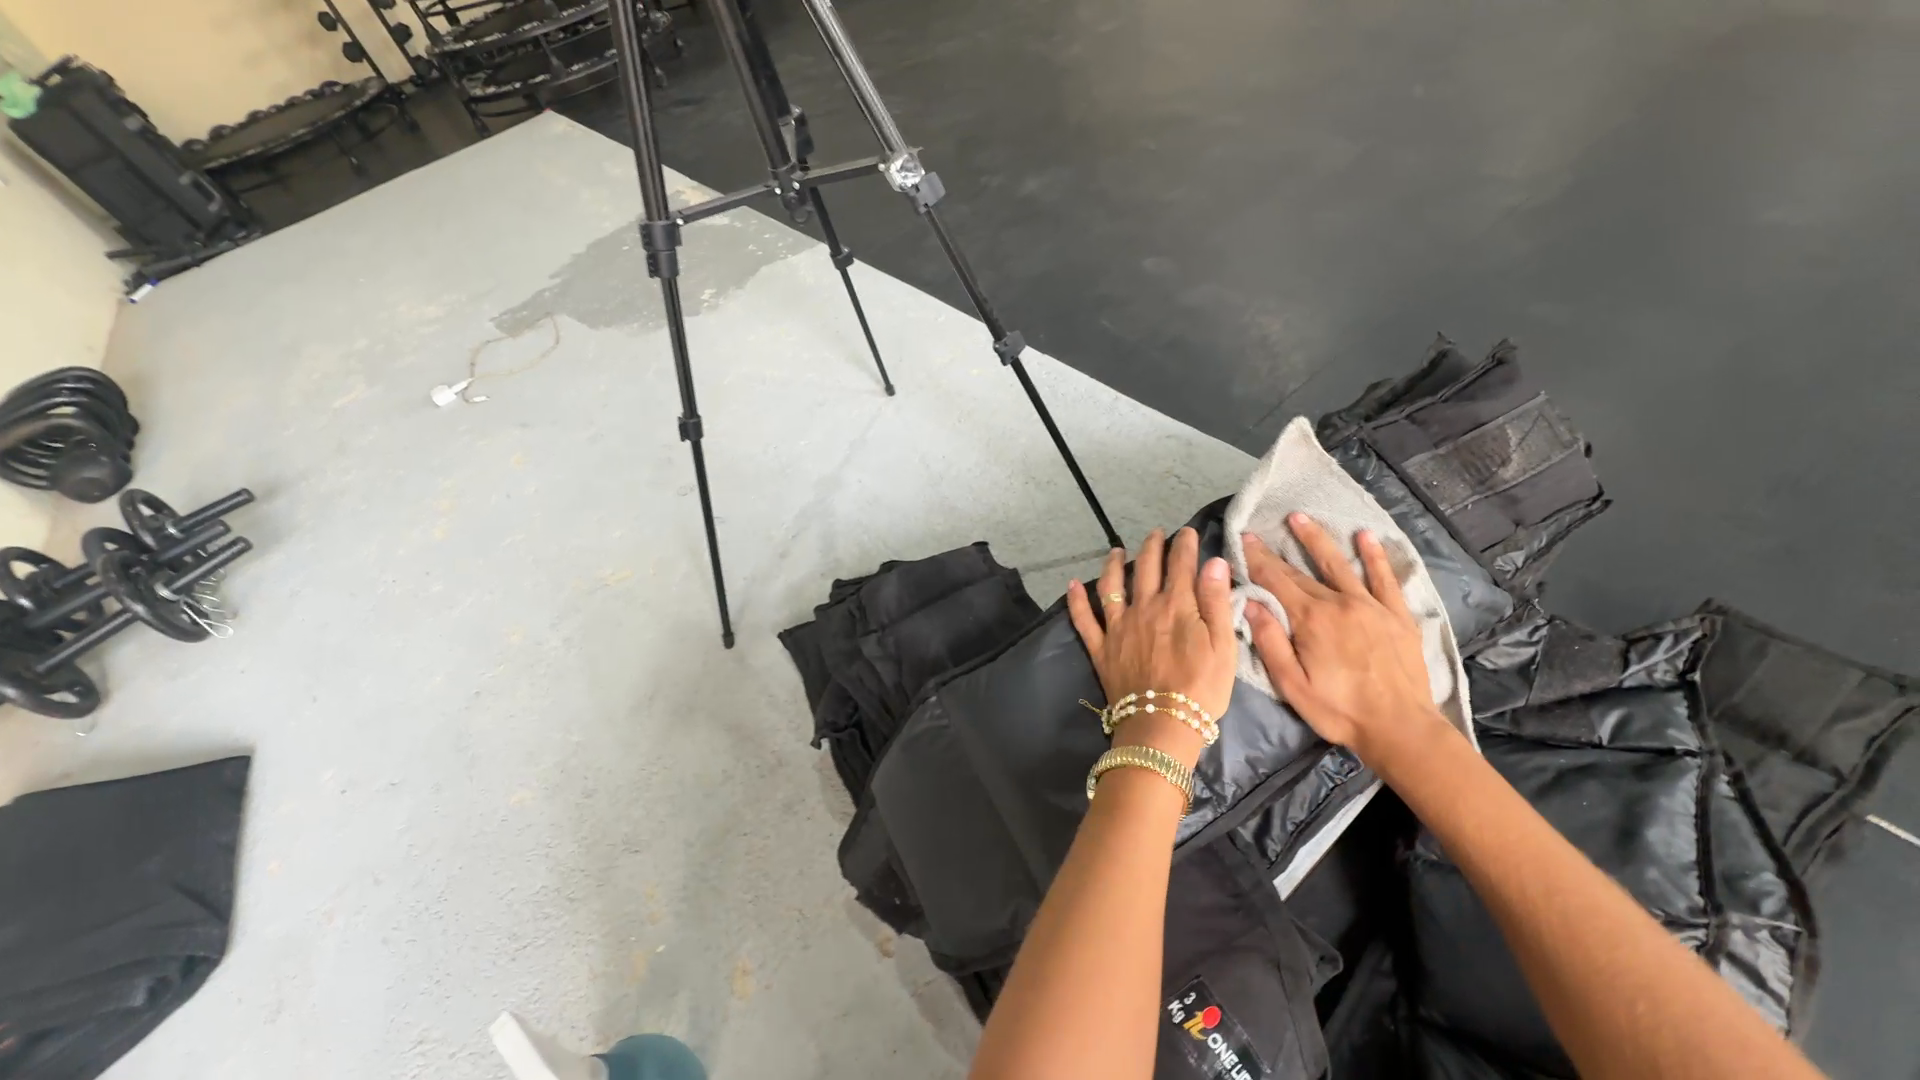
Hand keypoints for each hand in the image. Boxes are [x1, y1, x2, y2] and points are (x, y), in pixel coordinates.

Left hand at [1066, 527, 1237, 767]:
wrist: (1163, 724)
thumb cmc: (1202, 688)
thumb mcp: (1223, 646)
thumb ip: (1216, 601)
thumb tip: (1214, 562)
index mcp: (1177, 606)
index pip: (1181, 565)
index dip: (1185, 545)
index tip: (1188, 532)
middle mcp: (1144, 608)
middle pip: (1147, 569)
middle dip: (1152, 546)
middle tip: (1156, 533)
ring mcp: (1118, 627)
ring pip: (1112, 586)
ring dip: (1114, 564)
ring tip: (1116, 550)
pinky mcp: (1101, 647)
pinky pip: (1083, 619)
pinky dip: (1076, 600)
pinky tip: (1072, 584)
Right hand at [1242, 513, 1455, 772]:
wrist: (1400, 727)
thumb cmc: (1338, 711)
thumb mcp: (1292, 685)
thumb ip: (1270, 642)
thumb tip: (1251, 603)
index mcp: (1311, 620)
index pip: (1276, 581)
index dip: (1257, 559)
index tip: (1243, 538)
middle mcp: (1339, 603)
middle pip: (1302, 572)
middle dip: (1278, 549)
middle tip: (1261, 529)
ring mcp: (1371, 606)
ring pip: (1340, 564)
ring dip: (1319, 539)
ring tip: (1302, 517)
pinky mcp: (1397, 615)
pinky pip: (1385, 578)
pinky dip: (1375, 556)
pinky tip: (1366, 537)